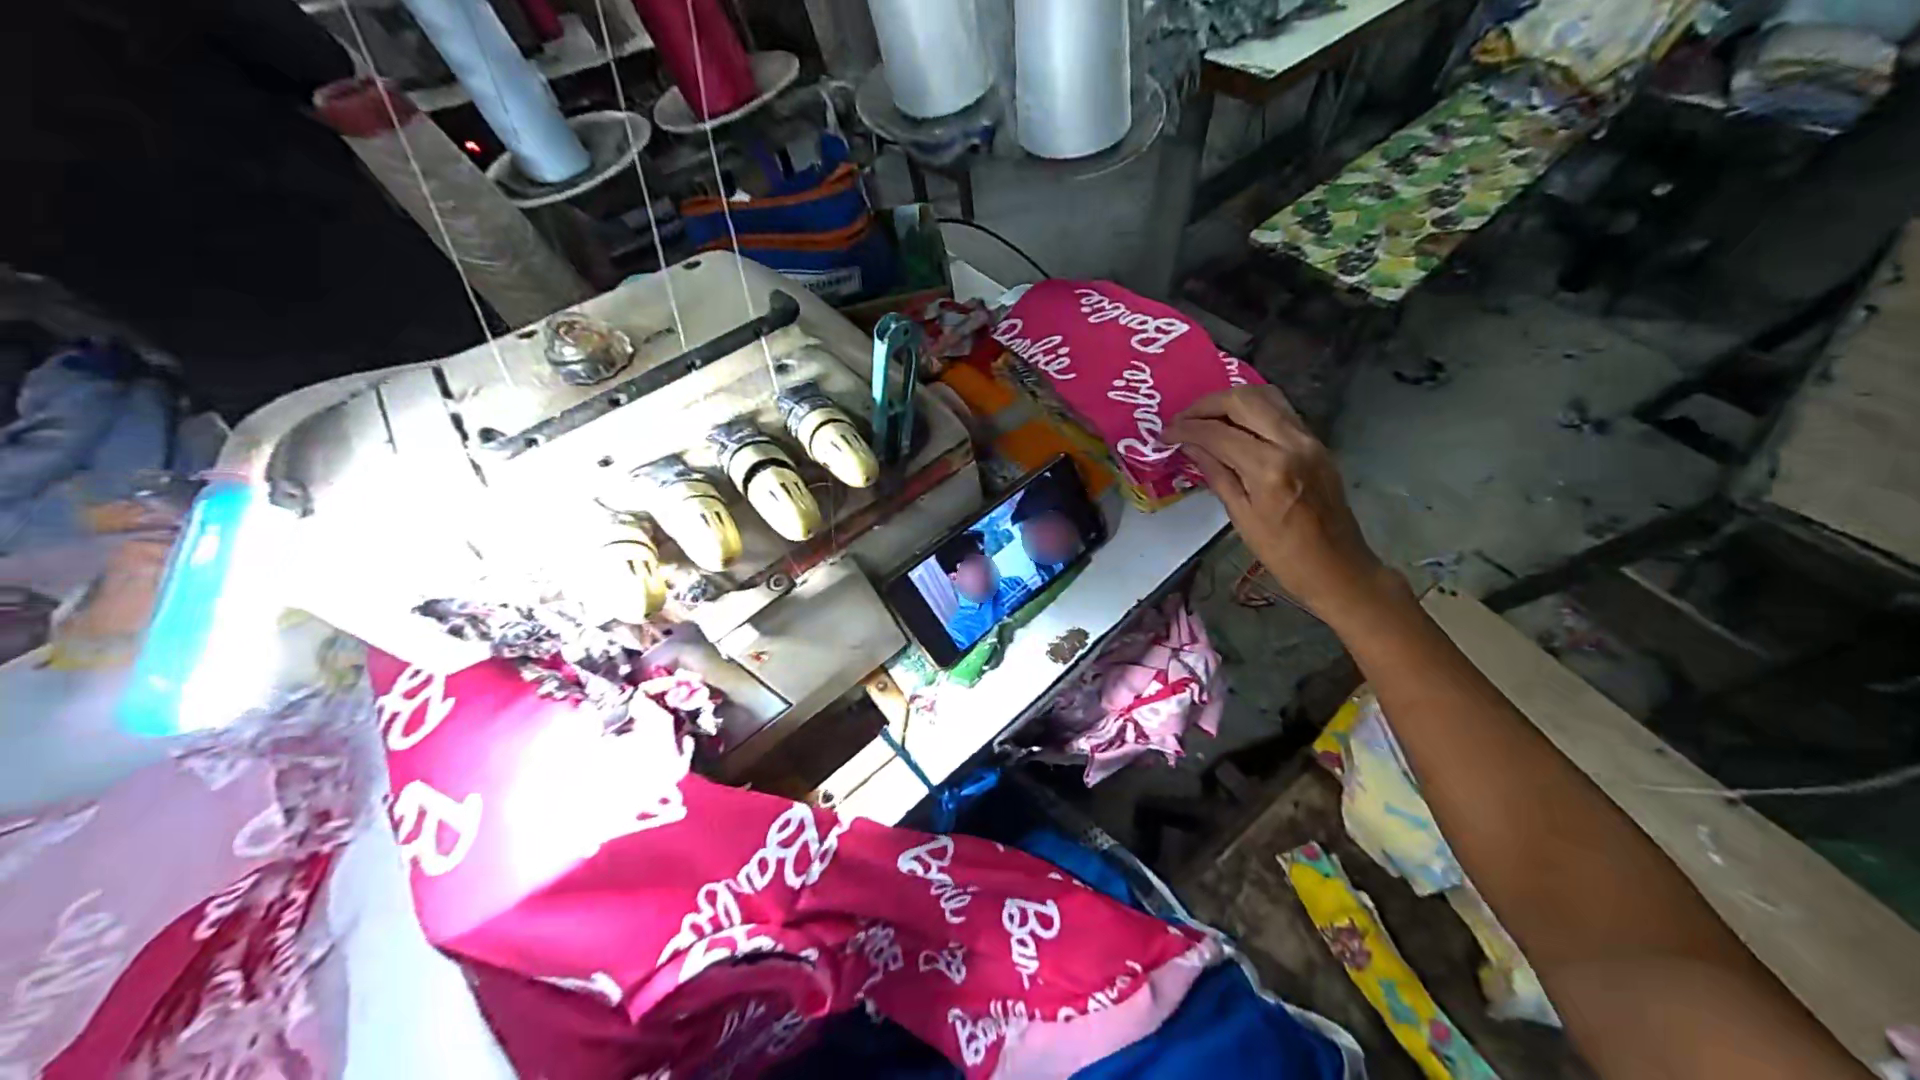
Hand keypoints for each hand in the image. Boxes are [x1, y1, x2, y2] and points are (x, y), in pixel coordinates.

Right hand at [1168, 386, 1404, 625]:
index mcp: (1270, 468)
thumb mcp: (1241, 517)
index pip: (1218, 433)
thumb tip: (1189, 446)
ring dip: (1229, 401)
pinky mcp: (1317, 442)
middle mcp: (1292, 443)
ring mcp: (1309, 439)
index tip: (1164, 434)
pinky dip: (1251, 409)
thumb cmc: (1283, 554)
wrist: (1339, 568)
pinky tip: (1232, 425)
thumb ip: (1216, 473)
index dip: (1185, 429)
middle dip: (1205, 405)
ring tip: (1204, 418)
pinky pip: (1279, 410)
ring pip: (1264, 396)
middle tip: (1181, 420)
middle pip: (1243, 400)